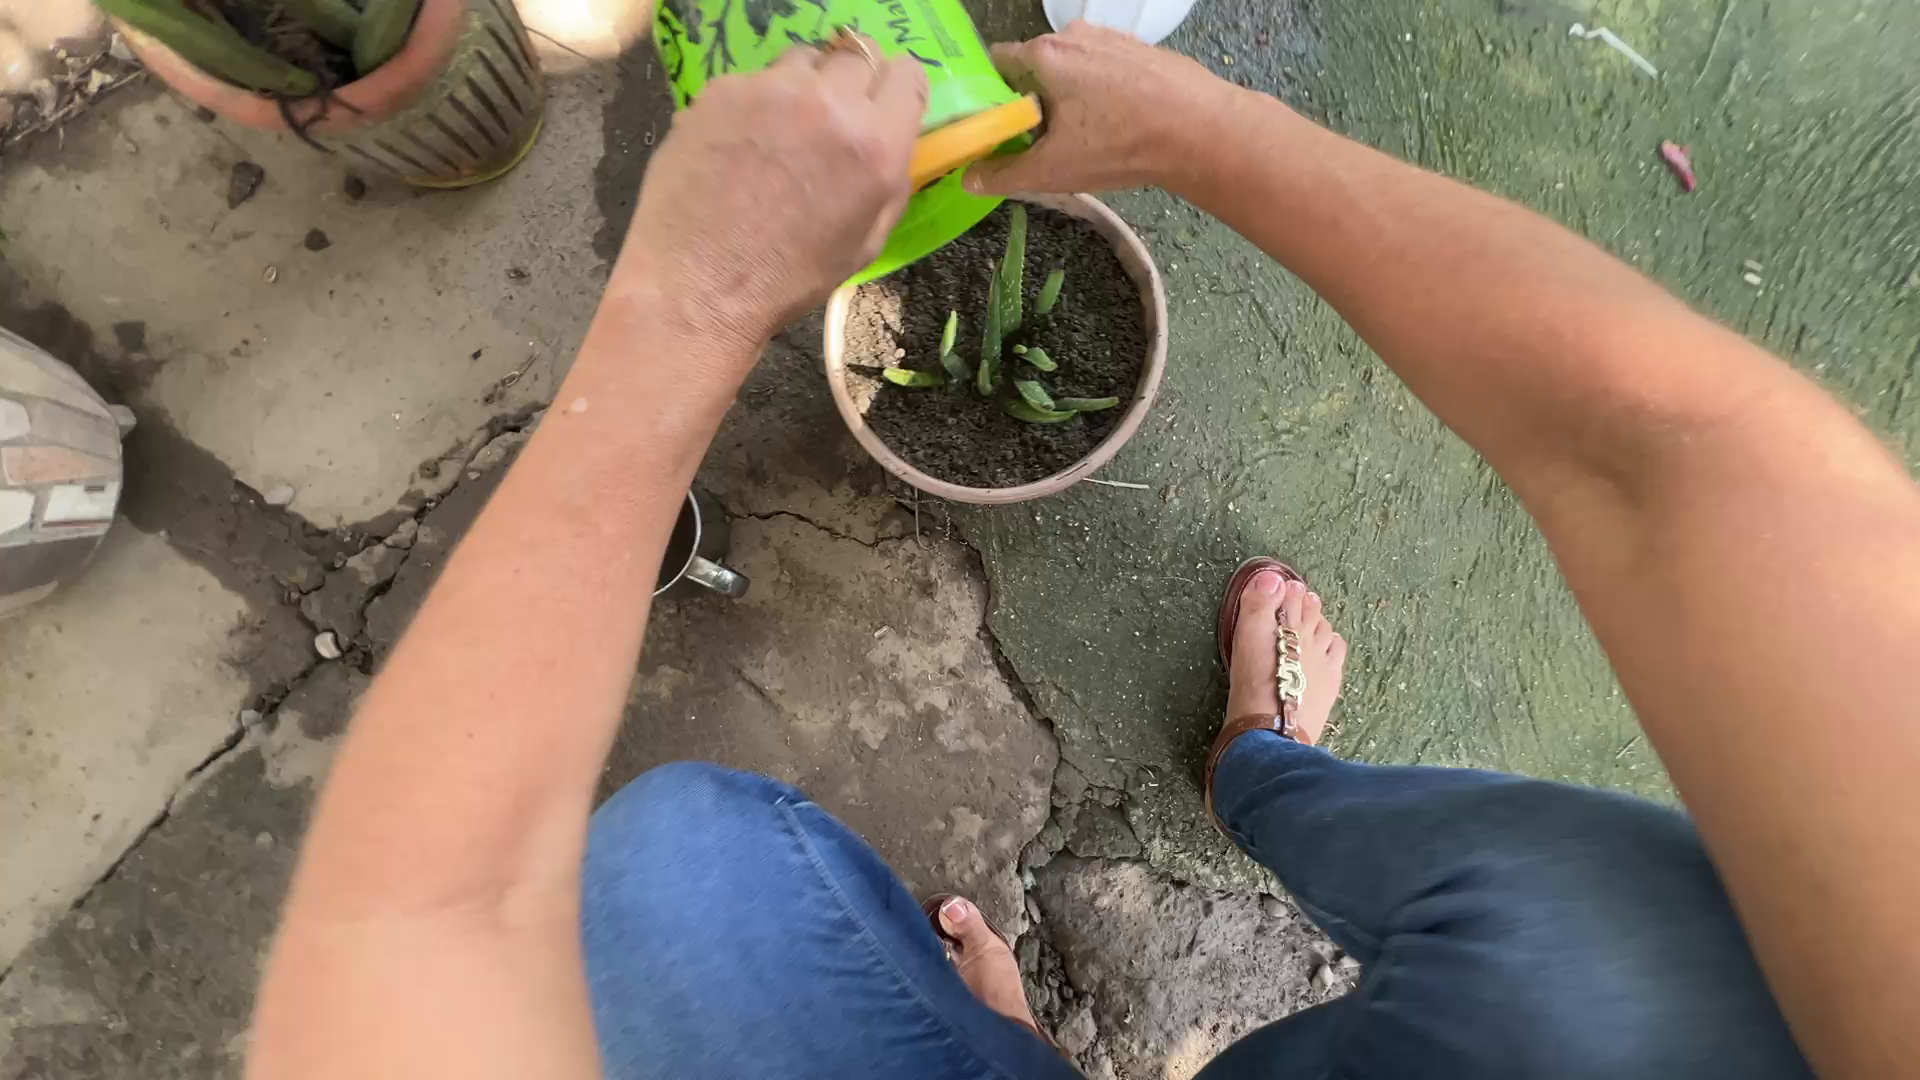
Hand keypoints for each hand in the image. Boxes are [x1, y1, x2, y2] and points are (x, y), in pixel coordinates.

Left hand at [614, 38, 927, 348]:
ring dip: (807, 87)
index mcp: (874, 147)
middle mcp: (830, 104)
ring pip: (807, 60)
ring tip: (787, 133)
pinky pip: (757, 80)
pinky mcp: (723, 87)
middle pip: (859, 55)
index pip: (908, 73)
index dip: (901, 90)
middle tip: (836, 124)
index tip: (887, 109)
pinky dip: (759, 103)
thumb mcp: (865, 246)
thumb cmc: (791, 279)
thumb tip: (894, 148)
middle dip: (856, 84)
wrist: (702, 284)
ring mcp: (771, 88)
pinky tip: (744, 145)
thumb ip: (890, 185)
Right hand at [963, 22, 1233, 196]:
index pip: (995, 64)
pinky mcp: (1135, 50)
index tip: (991, 130)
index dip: (988, 99)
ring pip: (1067, 71)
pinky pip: (1098, 72)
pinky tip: (1107, 128)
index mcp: (1044, 55)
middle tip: (1033, 146)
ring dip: (1061, 103)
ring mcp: (1108, 38)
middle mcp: (1073, 35)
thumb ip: (1004, 175)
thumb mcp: (1051, 170)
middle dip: (1027, 105)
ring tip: (1074, 141)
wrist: (1197, 130)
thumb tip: (970, 178)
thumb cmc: (1118, 146)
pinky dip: (1093, 97)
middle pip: (1032, 69)